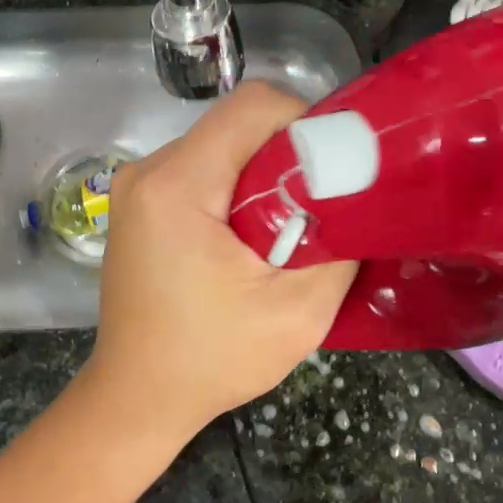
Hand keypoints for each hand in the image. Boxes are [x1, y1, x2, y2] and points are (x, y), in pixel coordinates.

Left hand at [85, 82, 358, 438]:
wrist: (138, 396)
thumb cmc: (211, 360)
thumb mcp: (298, 312)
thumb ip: (340, 243)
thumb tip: (364, 198)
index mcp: (177, 185)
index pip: (254, 106)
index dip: (306, 122)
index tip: (335, 168)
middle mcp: (149, 170)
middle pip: (237, 124)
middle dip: (288, 156)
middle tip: (321, 205)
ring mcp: (138, 186)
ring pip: (222, 146)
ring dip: (262, 176)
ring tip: (289, 228)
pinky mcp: (141, 205)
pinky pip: (201, 170)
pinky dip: (235, 190)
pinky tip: (253, 237)